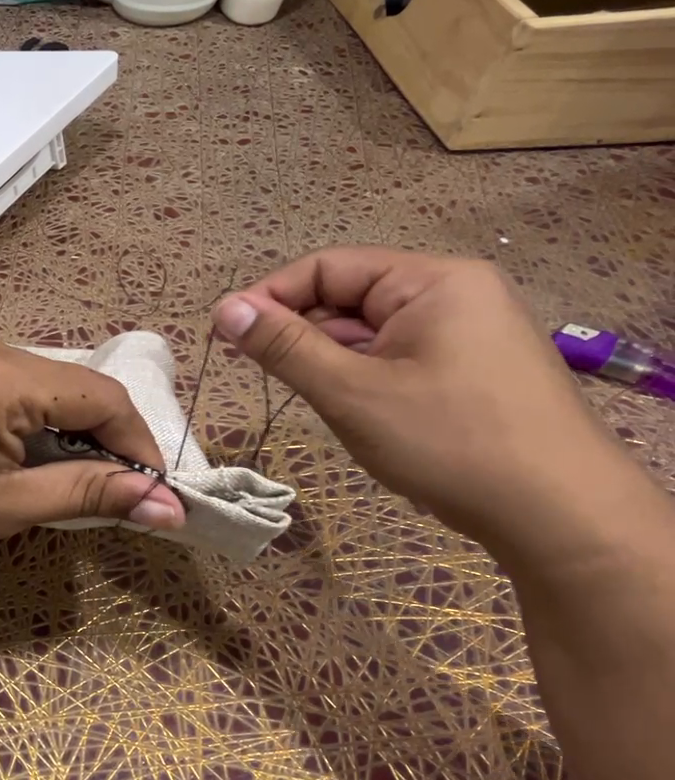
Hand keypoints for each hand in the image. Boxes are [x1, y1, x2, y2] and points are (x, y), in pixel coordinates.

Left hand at [0, 330, 185, 551]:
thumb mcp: (7, 505)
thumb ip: (89, 493)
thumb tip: (168, 505)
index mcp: (3, 377)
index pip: (102, 396)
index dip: (135, 442)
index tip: (146, 486)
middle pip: (69, 382)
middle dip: (94, 432)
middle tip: (98, 483)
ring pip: (35, 375)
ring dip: (54, 416)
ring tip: (46, 466)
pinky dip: (16, 401)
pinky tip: (3, 439)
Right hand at [211, 247, 635, 551]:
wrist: (557, 513)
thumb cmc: (448, 440)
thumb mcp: (350, 391)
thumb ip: (282, 345)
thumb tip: (223, 309)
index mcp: (432, 282)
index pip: (327, 267)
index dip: (268, 297)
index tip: (223, 336)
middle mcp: (452, 295)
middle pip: (345, 295)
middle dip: (294, 329)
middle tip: (251, 369)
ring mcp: (463, 332)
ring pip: (364, 329)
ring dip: (322, 356)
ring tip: (299, 393)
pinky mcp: (464, 368)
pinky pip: (389, 354)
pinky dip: (354, 373)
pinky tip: (343, 406)